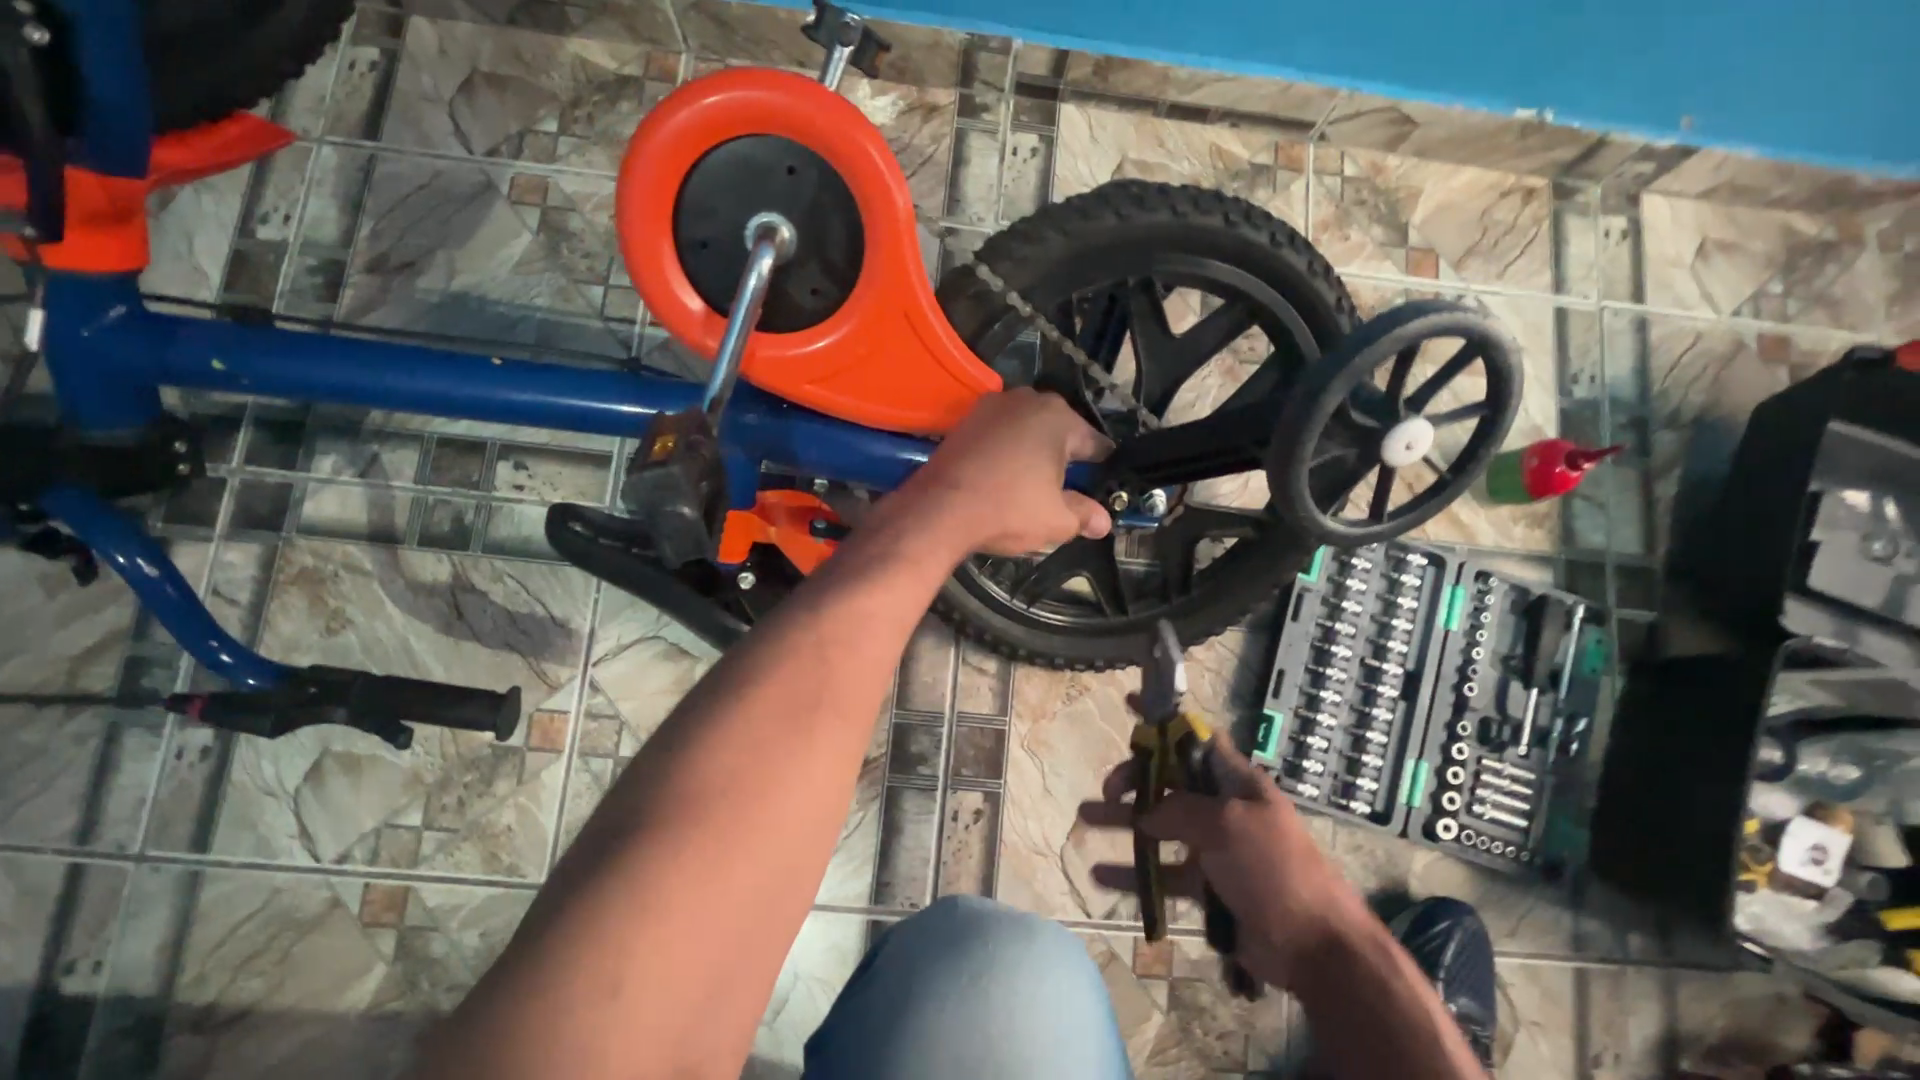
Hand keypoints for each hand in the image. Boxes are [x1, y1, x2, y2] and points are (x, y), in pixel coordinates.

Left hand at [900, 388, 1112, 556]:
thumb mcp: (1057, 520)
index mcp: (1058, 417)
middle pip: (1059, 430)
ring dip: (1033, 451)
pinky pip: (1000, 433)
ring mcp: (992, 406)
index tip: (1103, 484)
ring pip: (1027, 429)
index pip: (1094, 443)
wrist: (939, 509)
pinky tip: (1004, 476)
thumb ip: (1084, 516)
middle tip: (1066, 489)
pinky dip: (1006, 450)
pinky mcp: (965, 420)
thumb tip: (1103, 522)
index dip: (1101, 467)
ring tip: (1034, 484)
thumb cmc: (1008, 509)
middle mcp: (1027, 400)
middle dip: (1065, 456)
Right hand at [1079, 735, 1370, 991]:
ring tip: (1083, 817)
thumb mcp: (1229, 825)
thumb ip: (1180, 811)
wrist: (1314, 945)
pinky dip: (1132, 874)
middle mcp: (1222, 810)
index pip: (1196, 738)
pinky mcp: (1207, 889)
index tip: (1130, 702)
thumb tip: (1145, 816)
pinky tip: (1100, 874)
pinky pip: (1160, 875)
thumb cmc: (1276, 869)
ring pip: (1157, 828)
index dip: (1165, 719)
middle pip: (1168, 782)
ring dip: (1121, 822)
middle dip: (1134, 778)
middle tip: (1108, 791)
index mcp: (1236, 783)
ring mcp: (1213, 850)